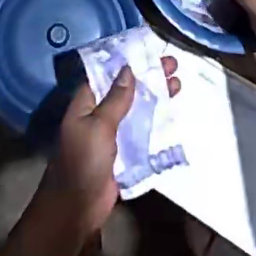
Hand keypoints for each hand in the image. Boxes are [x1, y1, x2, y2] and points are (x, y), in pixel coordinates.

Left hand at [37, 58, 181, 238]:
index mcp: (86, 100)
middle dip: (147, 77)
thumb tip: (128, 70)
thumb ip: (115, 100)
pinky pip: (141, 131)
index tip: (148, 50)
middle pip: (126, 89)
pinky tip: (172, 114)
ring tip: (177, 84)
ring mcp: (112, 132)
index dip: (127, 61)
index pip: (107, 73)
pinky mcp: (124, 152)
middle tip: (171, 64)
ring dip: (154, 97)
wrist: (78, 205)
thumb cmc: (83, 159)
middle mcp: (99, 112)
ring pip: (136, 109)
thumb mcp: (98, 126)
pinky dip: (156, 121)